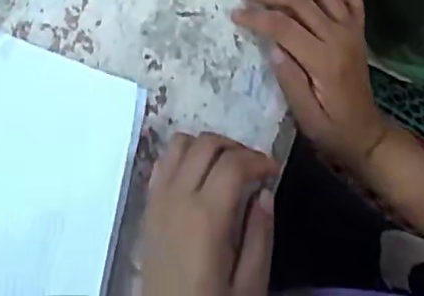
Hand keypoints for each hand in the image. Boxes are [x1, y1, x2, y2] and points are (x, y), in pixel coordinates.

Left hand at [138, 133, 276, 295]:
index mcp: (206, 215)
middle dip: (235, 147)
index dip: (258, 159)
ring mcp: (158, 195)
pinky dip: (183, 153)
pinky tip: (199, 172)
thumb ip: (259, 237)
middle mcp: (178, 194)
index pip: (233, 164)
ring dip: (207, 145)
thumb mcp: (249, 287)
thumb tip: (265, 192)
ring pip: (180, 142)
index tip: (275, 169)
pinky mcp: (147, 202)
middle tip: (256, 166)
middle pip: (205, 144)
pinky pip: (163, 160)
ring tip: (228, 165)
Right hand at [231, 0, 392, 173]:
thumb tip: (273, 47)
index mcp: (324, 61)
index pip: (283, 26)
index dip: (256, 16)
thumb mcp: (306, 116)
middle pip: (300, 0)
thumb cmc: (332, 129)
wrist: (369, 136)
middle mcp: (340, 38)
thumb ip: (290, 81)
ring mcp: (351, 32)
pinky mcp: (358, 31)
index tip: (235, 13)